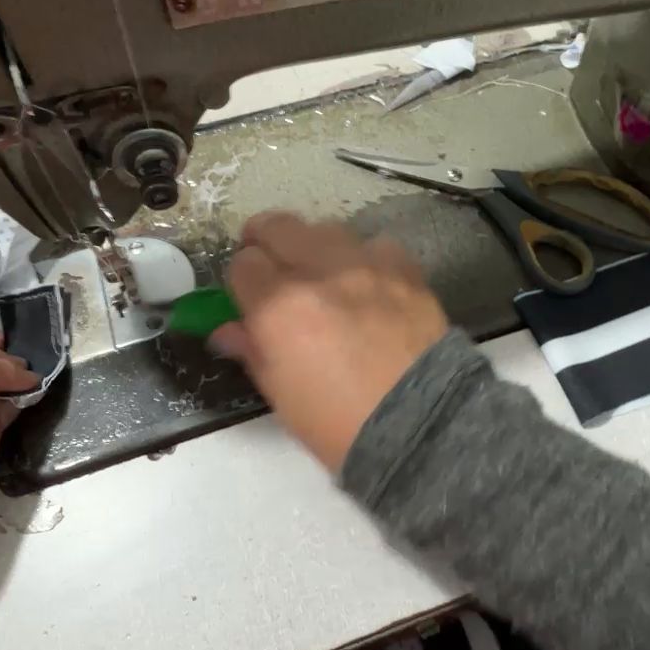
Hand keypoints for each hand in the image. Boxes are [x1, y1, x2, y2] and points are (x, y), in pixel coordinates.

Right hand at [210, 212, 449, 472]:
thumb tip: (229, 330)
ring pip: (325, 229)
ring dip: (314, 247)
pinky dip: (364, 258)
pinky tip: (368, 283)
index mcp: (278, 306)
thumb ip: (253, 350)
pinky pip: (374, 244)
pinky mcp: (404, 268)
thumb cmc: (340, 423)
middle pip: (277, 226)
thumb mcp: (281, 395)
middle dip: (266, 241)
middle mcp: (318, 272)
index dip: (241, 280)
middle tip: (271, 265)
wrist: (420, 424)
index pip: (242, 265)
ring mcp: (365, 265)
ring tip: (322, 275)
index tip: (248, 295)